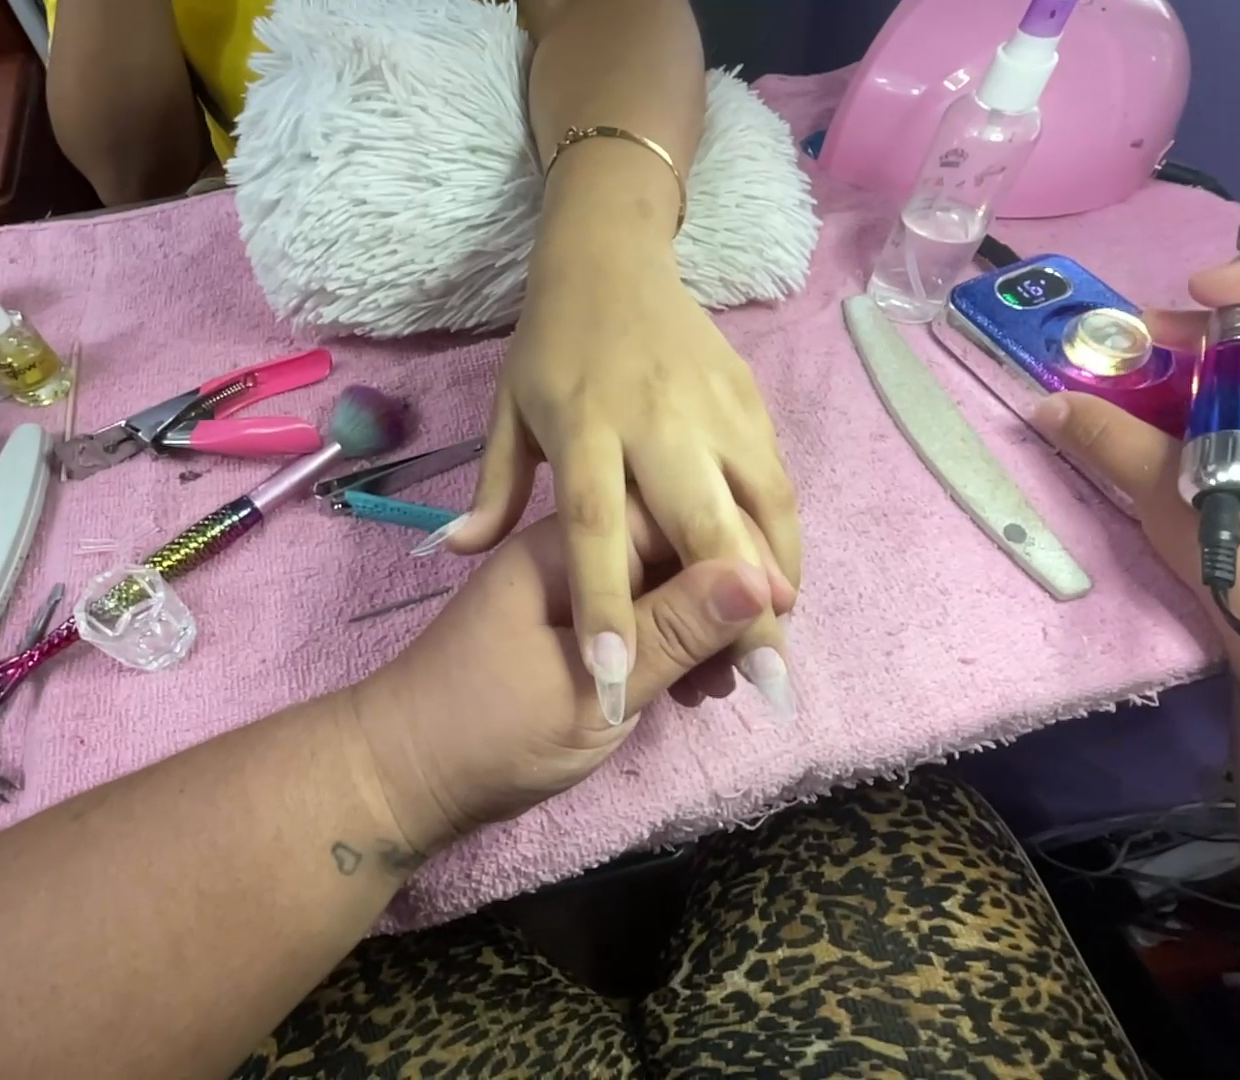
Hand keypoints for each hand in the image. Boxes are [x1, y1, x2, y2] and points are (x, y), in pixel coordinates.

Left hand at [355, 505, 796, 854]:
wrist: (403, 771)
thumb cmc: (487, 729)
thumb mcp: (590, 688)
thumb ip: (673, 631)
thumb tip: (759, 580)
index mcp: (569, 540)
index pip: (677, 519)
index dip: (738, 563)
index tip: (779, 622)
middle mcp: (572, 547)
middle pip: (676, 549)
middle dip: (726, 605)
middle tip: (753, 669)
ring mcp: (572, 583)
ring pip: (663, 585)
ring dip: (703, 631)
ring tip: (722, 686)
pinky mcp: (574, 620)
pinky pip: (641, 614)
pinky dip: (672, 646)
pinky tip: (694, 684)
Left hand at [434, 170, 801, 726]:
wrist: (612, 258)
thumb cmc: (551, 346)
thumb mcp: (506, 410)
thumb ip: (492, 485)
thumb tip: (453, 551)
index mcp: (583, 427)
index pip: (595, 527)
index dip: (604, 608)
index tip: (613, 681)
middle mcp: (656, 420)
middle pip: (702, 524)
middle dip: (733, 608)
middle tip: (758, 683)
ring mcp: (714, 407)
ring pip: (762, 505)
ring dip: (776, 578)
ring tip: (777, 643)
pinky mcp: (751, 397)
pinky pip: (777, 479)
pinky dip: (785, 535)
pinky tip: (781, 579)